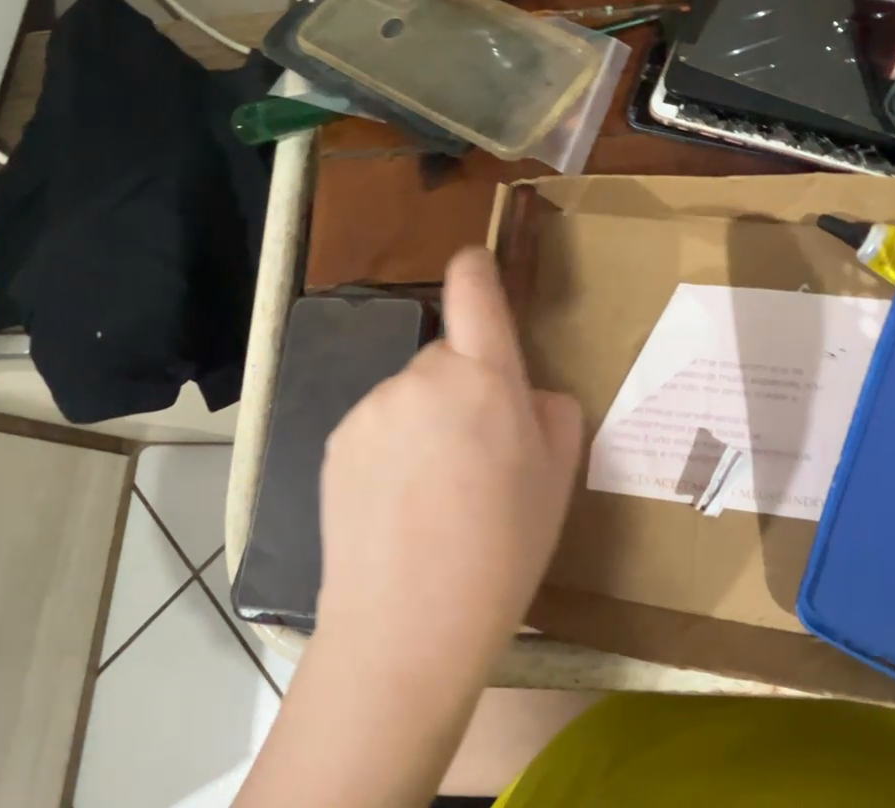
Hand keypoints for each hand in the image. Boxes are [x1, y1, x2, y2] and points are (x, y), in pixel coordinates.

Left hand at [239, 249, 581, 807]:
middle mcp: (420, 375)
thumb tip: (522, 393)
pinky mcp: (336, 441)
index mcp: (483, 376)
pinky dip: (391, 449)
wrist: (408, 625)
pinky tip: (398, 507)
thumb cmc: (502, 550)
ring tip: (434, 495)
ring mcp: (371, 407)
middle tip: (478, 457)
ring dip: (425, 422)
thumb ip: (550, 412)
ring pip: (410, 395)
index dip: (476, 268)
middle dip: (464, 387)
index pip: (473, 288)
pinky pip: (377, 427)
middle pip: (447, 356)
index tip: (477, 269)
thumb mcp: (559, 479)